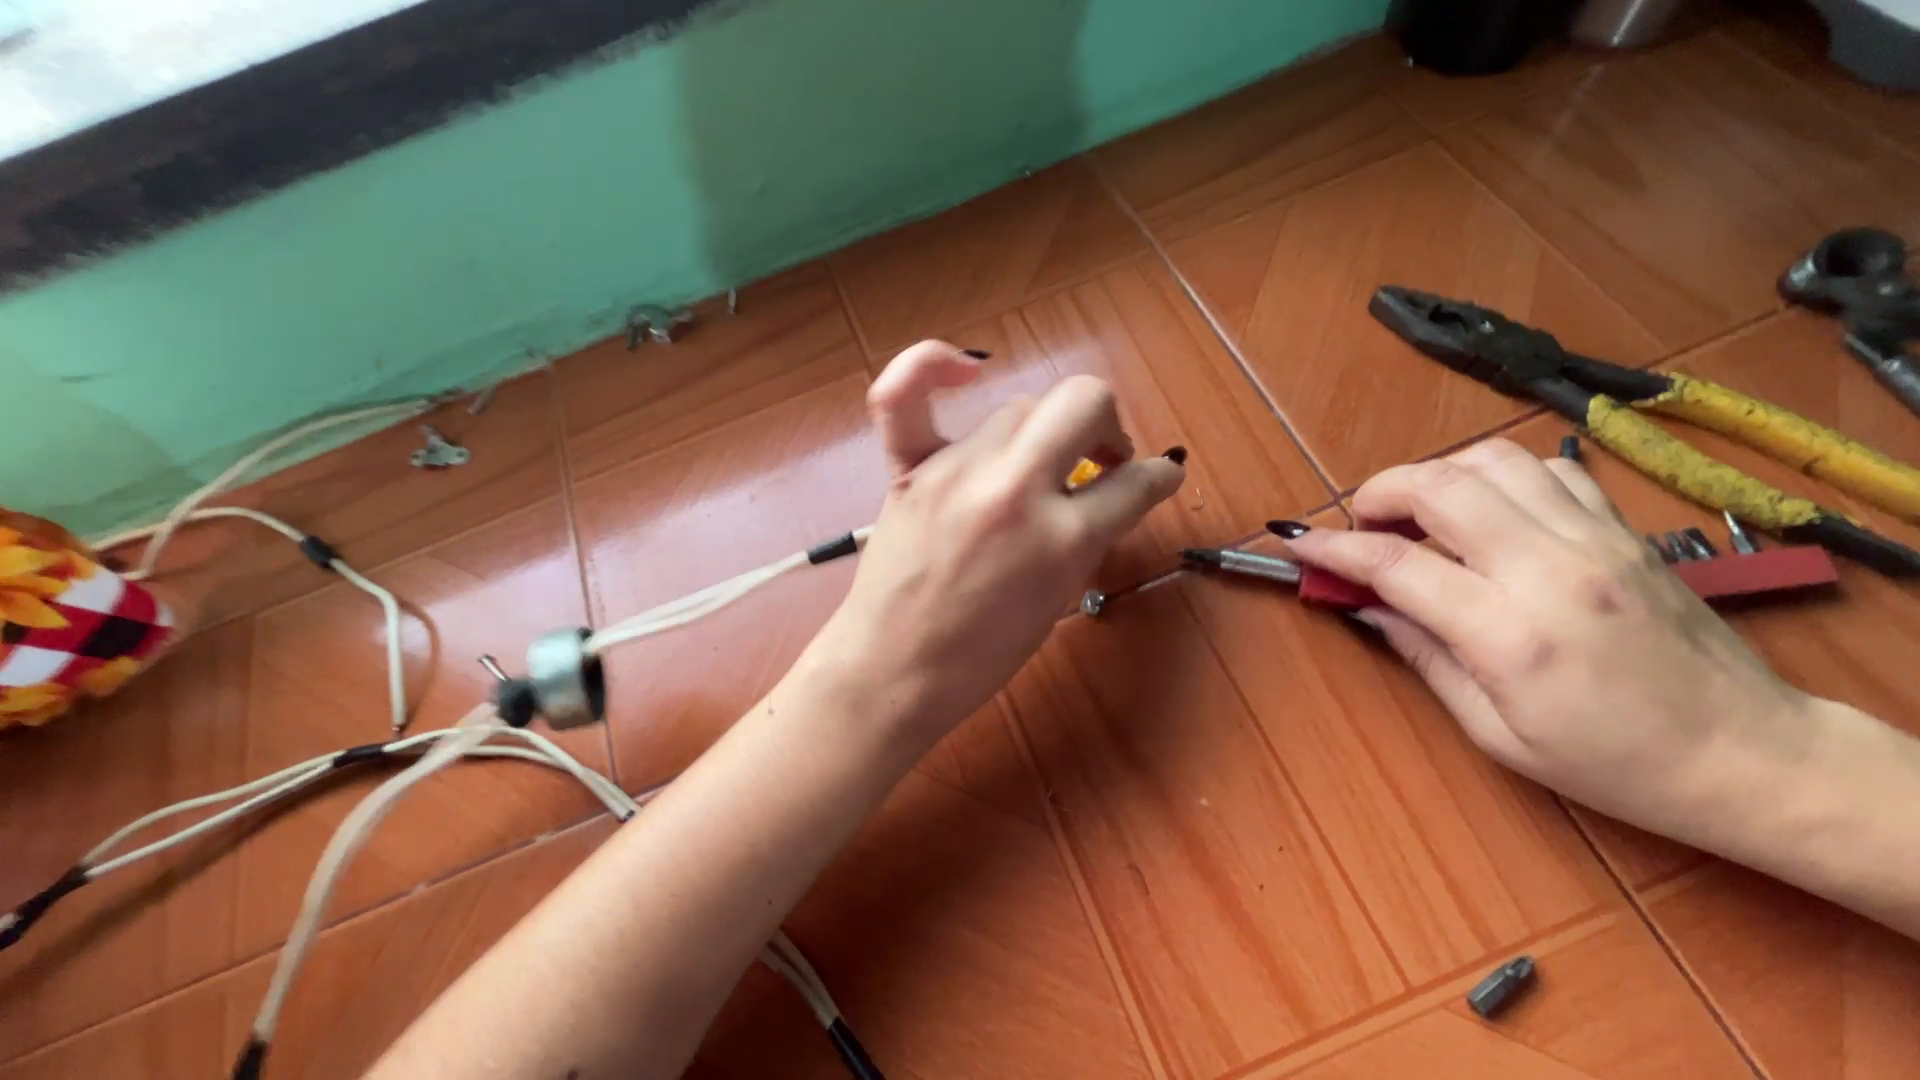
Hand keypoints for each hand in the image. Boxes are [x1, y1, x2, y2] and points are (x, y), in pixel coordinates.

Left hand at [802, 341, 1184, 751]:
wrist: (893, 672)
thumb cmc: (982, 655)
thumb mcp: (1058, 599)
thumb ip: (1088, 538)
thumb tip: (1113, 489)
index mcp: (1063, 539)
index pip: (1135, 483)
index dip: (1157, 477)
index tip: (1158, 476)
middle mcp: (1013, 489)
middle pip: (1083, 402)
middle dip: (1107, 425)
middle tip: (1100, 459)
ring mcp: (955, 471)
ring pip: (1019, 408)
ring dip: (1042, 430)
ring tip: (1037, 463)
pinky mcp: (908, 468)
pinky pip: (905, 394)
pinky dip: (930, 366)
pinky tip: (964, 370)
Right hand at [1282, 439, 1815, 847]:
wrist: (1748, 754)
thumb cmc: (1610, 763)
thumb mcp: (1494, 731)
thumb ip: (1423, 655)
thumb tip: (1367, 605)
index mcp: (1510, 634)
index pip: (1396, 564)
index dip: (1333, 547)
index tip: (1297, 543)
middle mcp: (1551, 568)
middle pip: (1440, 486)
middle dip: (1379, 490)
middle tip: (1361, 522)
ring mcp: (1596, 539)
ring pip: (1491, 460)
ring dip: (1437, 475)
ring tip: (1418, 513)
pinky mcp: (1624, 529)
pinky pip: (1546, 470)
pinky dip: (1498, 477)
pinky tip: (1487, 512)